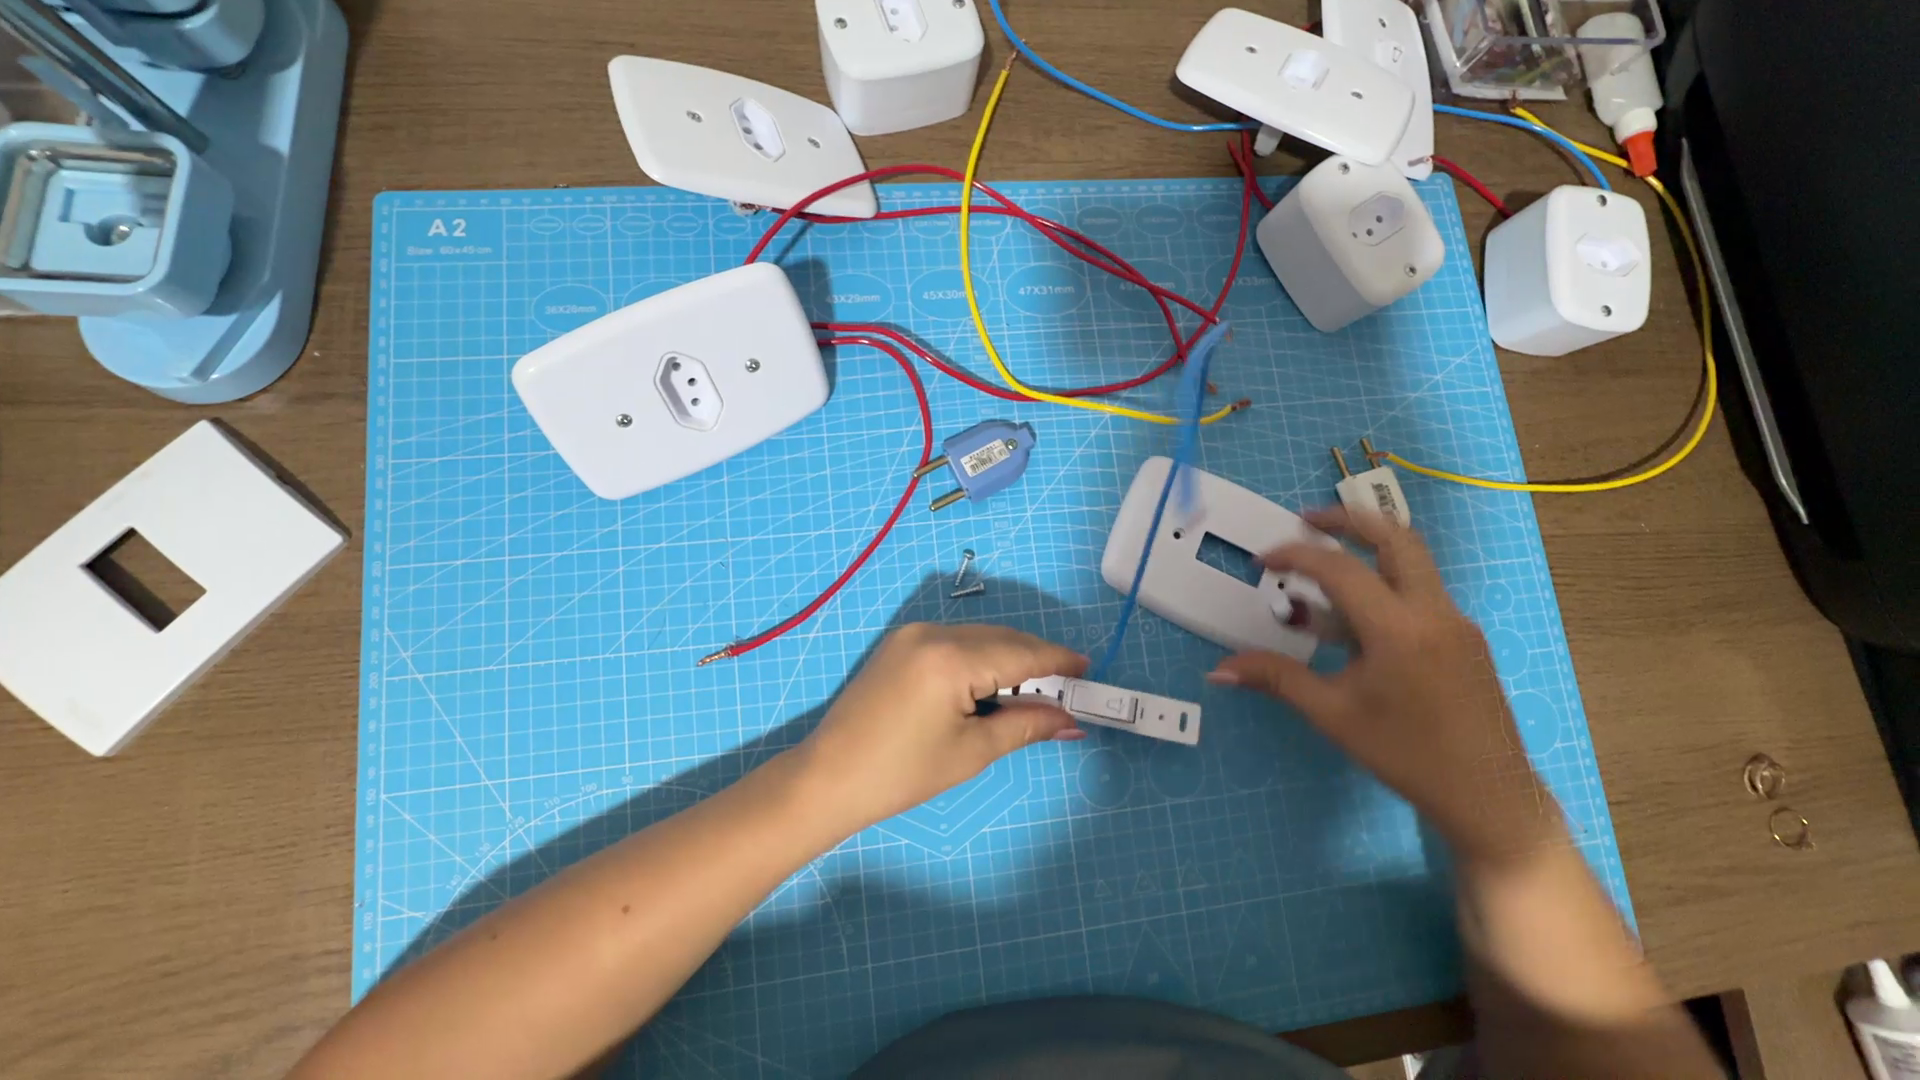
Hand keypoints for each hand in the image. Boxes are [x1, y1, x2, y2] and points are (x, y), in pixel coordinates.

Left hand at [790, 623, 1087, 835]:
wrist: (829, 777)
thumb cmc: (902, 773)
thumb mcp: (972, 751)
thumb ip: (1026, 726)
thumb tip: (1071, 719)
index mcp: (952, 657)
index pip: (1021, 653)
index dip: (1059, 661)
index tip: (1089, 671)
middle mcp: (933, 632)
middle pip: (1002, 639)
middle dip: (1037, 661)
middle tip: (1067, 690)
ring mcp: (912, 635)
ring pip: (979, 637)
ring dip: (1009, 659)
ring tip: (1033, 694)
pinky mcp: (900, 645)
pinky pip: (955, 642)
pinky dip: (981, 658)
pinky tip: (992, 686)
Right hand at [1210, 508, 1563, 862]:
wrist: (1488, 796)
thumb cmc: (1404, 754)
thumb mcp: (1333, 715)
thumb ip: (1277, 679)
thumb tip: (1218, 668)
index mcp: (1398, 628)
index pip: (1340, 568)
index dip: (1296, 554)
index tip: (1262, 560)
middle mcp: (1433, 611)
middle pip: (1395, 537)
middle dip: (1348, 520)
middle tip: (1306, 520)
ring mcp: (1455, 622)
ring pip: (1411, 564)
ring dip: (1366, 556)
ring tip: (1319, 578)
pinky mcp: (1464, 638)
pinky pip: (1419, 595)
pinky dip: (1382, 590)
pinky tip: (1351, 628)